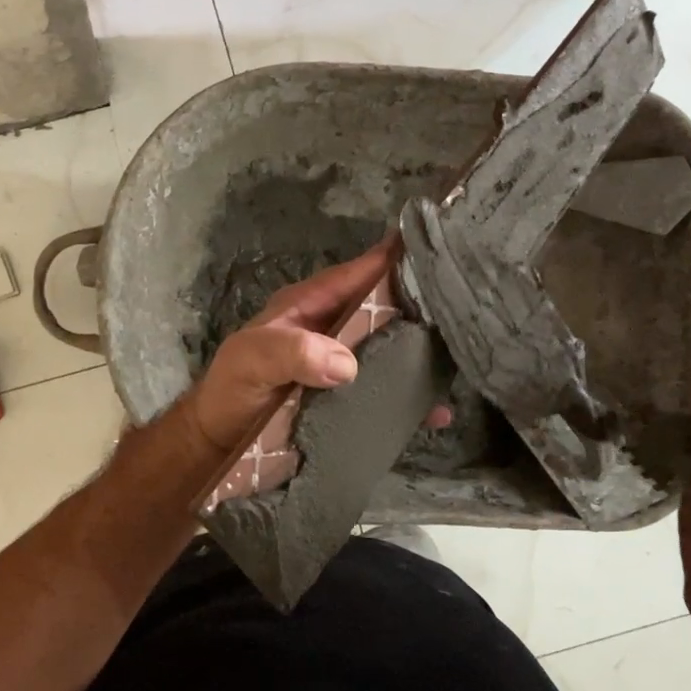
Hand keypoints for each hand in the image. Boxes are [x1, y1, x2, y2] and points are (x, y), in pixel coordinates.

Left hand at [188, 241, 447, 452]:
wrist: (219, 442)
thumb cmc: (232, 388)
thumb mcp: (252, 360)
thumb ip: (291, 352)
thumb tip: (346, 362)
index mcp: (310, 305)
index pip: (359, 274)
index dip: (395, 260)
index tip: (440, 248)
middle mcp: (333, 329)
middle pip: (386, 309)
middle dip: (423, 306)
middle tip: (471, 304)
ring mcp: (343, 364)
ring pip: (393, 349)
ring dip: (424, 354)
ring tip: (464, 356)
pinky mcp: (348, 399)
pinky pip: (387, 393)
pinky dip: (413, 402)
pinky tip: (439, 413)